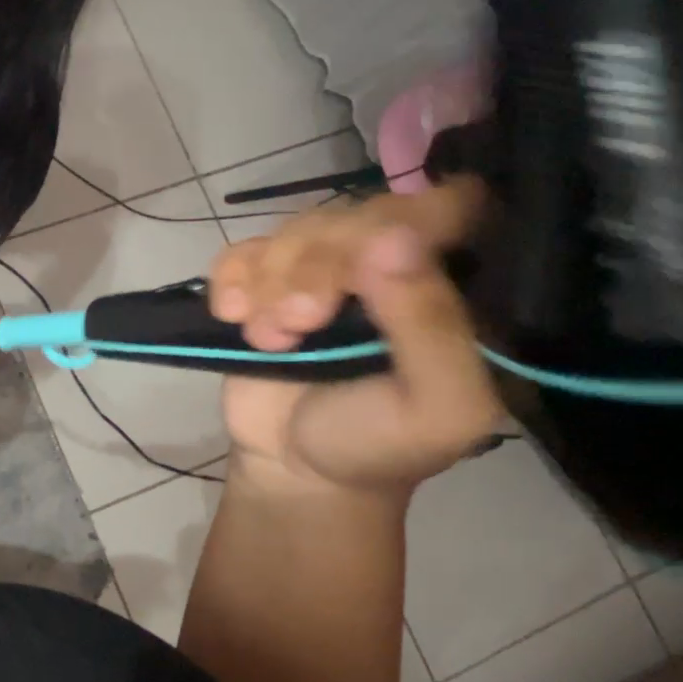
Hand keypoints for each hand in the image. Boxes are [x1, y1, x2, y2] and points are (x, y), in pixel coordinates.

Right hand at [209, 178, 504, 494]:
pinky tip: (232, 318)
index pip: (446, 209)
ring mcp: (321, 274)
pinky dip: (230, 280)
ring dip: (269, 283)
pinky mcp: (263, 286)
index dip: (405, 219)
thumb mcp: (437, 405)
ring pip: (292, 231)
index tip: (370, 258)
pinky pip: (239, 252)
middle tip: (303, 322)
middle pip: (353, 216)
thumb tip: (393, 238)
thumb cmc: (381, 445)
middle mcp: (390, 266)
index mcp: (452, 285)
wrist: (295, 472)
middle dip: (315, 266)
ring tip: (270, 340)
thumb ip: (431, 327)